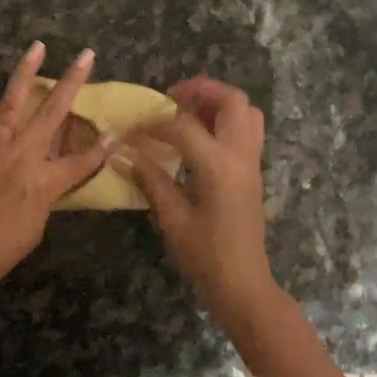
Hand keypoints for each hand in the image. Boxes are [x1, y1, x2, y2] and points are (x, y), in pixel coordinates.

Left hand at [0, 42, 114, 321]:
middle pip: (53, 114)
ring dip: (25, 72)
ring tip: (37, 47)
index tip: (118, 129)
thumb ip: (45, 199)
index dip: (101, 147)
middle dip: (72, 82)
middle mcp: (22, 156)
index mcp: (44, 182)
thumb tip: (48, 181)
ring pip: (12, 103)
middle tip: (86, 55)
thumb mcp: (34, 230)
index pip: (82, 161)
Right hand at [119, 76, 277, 317]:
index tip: (130, 132)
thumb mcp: (172, 218)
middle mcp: (240, 155)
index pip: (182, 125)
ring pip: (244, 111)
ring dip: (216, 103)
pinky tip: (198, 139)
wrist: (243, 285)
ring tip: (185, 114)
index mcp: (218, 166)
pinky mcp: (253, 172)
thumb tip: (123, 155)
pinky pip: (247, 130)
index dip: (151, 124)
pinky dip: (224, 121)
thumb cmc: (205, 256)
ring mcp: (251, 162)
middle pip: (230, 101)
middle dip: (199, 91)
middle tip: (169, 101)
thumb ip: (150, 180)